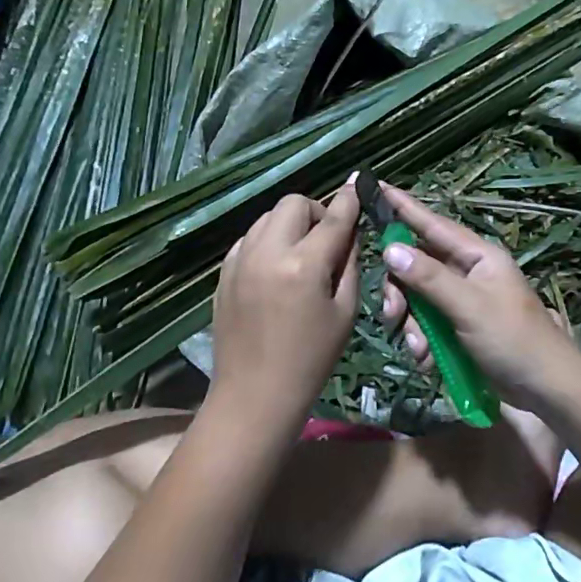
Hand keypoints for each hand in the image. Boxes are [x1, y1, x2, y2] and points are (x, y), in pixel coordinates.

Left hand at [209, 184, 361, 434]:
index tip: (357, 187)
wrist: (254, 394)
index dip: (348, 200)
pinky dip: (267, 242)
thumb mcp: (344, 314)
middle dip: (315, 211)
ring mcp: (239, 260)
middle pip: (293, 204)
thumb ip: (348, 266)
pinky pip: (249, 240)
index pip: (333, 218)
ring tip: (301, 252)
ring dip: (289, 224)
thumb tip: (349, 234)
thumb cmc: (310, 360)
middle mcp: (267, 252)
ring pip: (267, 218)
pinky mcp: (224, 273)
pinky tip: (276, 267)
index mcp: (303, 265)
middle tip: (327, 237)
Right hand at [377, 183, 580, 411]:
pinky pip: (425, 327)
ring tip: (419, 350)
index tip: (374, 187)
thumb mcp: (469, 306)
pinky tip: (428, 362)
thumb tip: (390, 249)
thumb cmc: (514, 340)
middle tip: (393, 316)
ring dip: (411, 325)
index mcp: (477, 257)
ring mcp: (461, 303)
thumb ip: (428, 278)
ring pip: (416, 301)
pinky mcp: (457, 330)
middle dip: (400, 293)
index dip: (402, 207)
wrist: (545, 391)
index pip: (432, 224)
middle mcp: (466, 274)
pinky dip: (422, 344)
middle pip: (414, 268)